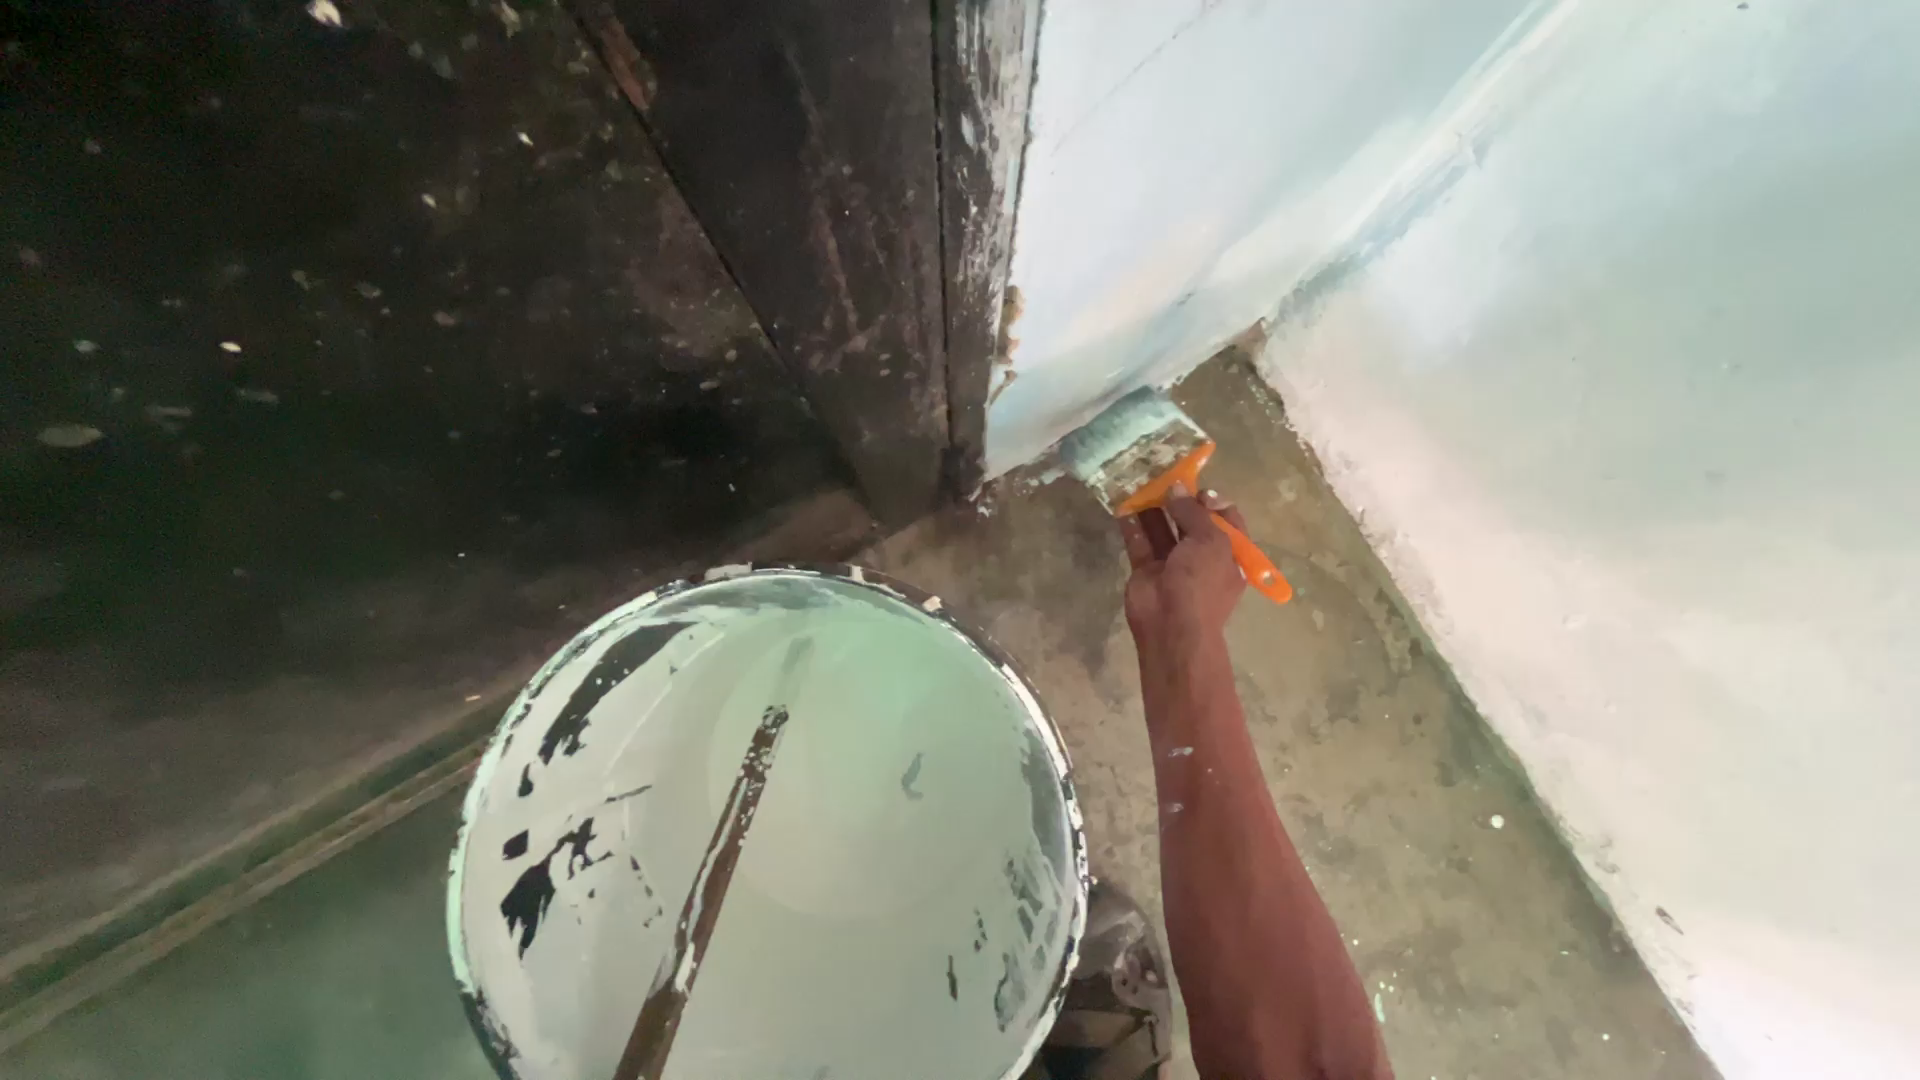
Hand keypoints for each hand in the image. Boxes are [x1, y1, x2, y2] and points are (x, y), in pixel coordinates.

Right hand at [1120, 484, 1250, 651]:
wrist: (1172, 626)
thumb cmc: (1202, 582)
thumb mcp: (1210, 541)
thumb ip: (1193, 513)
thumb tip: (1176, 490)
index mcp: (1230, 552)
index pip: (1226, 519)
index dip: (1213, 501)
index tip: (1196, 488)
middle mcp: (1203, 556)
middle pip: (1191, 521)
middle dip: (1178, 501)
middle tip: (1162, 478)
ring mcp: (1173, 564)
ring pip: (1163, 530)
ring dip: (1153, 509)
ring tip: (1140, 483)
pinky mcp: (1146, 569)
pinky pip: (1140, 543)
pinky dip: (1132, 526)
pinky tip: (1123, 504)